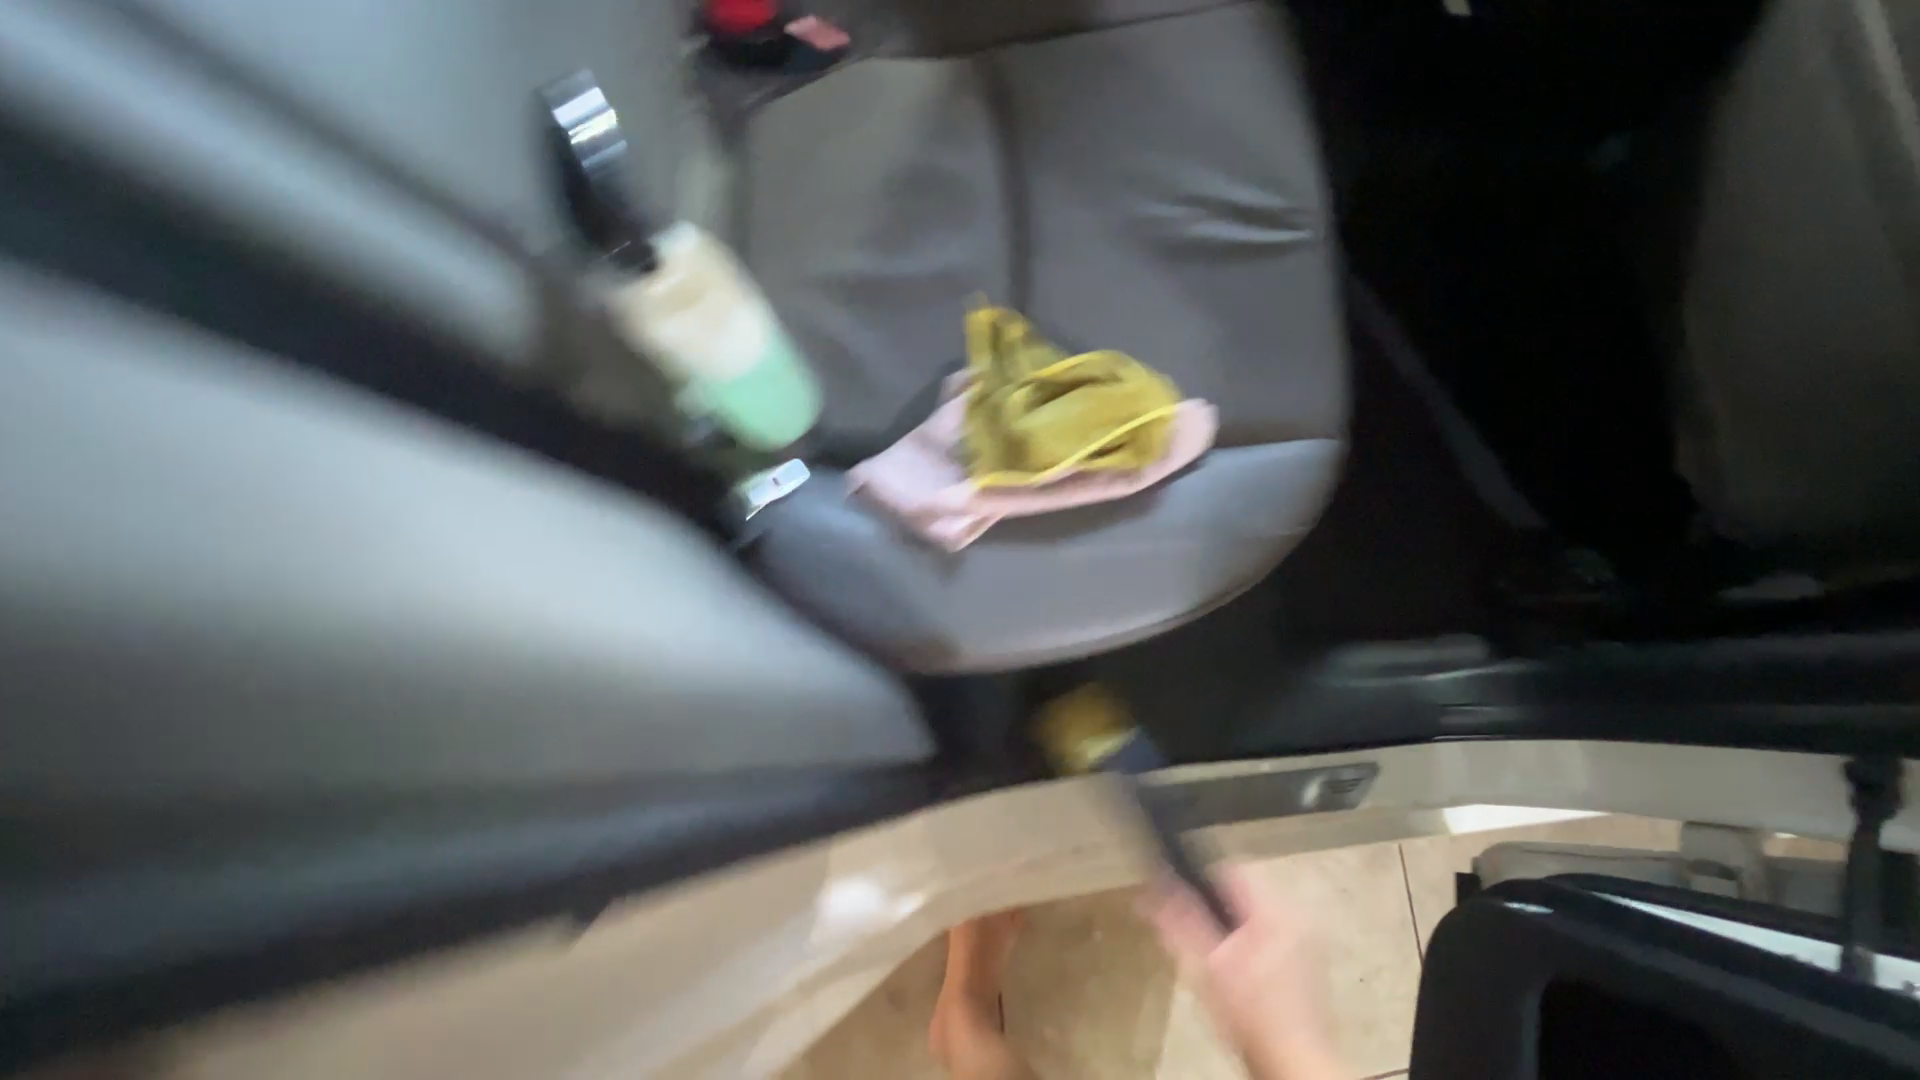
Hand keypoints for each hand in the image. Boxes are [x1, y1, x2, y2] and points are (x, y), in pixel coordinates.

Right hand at [1143, 865, 1350, 1079]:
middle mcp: (1296, 917)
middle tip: (1191, 932)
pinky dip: (1248, 942)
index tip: (1177, 898)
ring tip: (1212, 955)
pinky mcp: (1307, 963)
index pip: (1230, 869)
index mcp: (1275, 910)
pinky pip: (1269, 934)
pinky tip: (1236, 973)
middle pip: (1243, 891)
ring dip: (1230, 925)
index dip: (1198, 878)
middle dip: (1213, 906)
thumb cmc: (1249, 1016)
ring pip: (1255, 914)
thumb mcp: (1205, 967)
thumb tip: (1150, 888)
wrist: (1295, 1068)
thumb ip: (1178, 922)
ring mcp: (1306, 941)